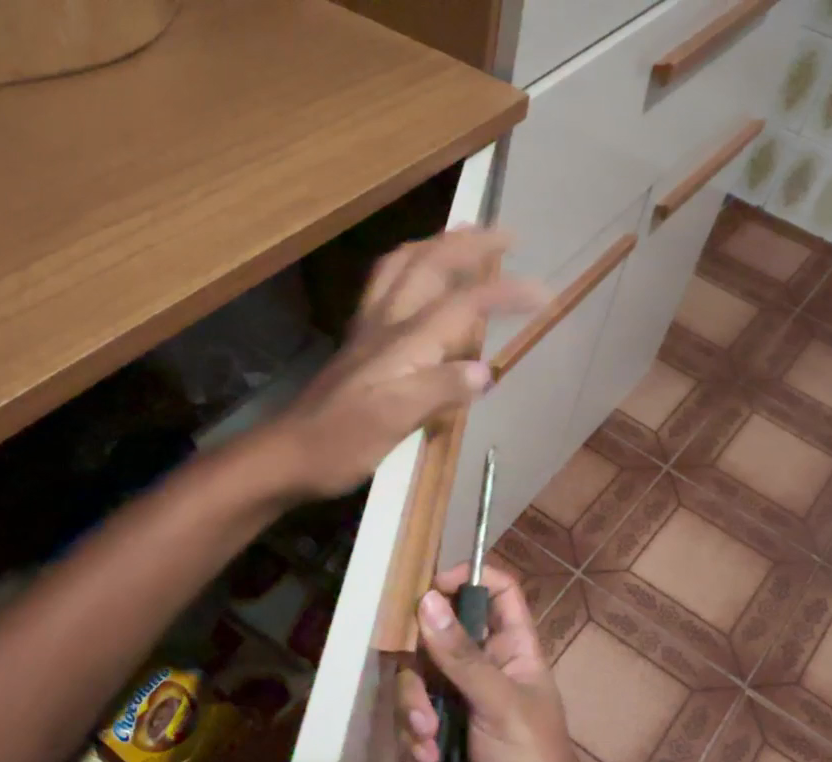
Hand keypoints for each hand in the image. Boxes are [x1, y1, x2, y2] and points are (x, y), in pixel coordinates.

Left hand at [262, 228, 544, 500]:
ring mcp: (367, 333)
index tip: (543, 293)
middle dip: (469, 244)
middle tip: (505, 235)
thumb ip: (439, 391)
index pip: (461, 303)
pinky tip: (415, 280)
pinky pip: (385, 288)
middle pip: (428, 265)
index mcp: (402, 342)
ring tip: (462, 238)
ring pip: (400, 268)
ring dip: (435, 245)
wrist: (287, 455)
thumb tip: (483, 372)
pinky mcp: (357, 347)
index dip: (503, 293)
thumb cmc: (340, 443)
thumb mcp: (394, 421)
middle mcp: (385, 325)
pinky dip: (409, 268)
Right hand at [397, 563, 582, 761]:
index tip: (431, 588)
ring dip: (414, 706)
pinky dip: (415, 735)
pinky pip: (412, 713)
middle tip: (420, 684)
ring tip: (426, 735)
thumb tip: (427, 600)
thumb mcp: (499, 704)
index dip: (468, 579)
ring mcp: (460, 700)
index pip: (498, 592)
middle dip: (423, 663)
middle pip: (440, 633)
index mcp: (516, 650)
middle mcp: (486, 667)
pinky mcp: (440, 731)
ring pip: (418, 676)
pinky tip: (429, 760)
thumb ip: (461, 655)